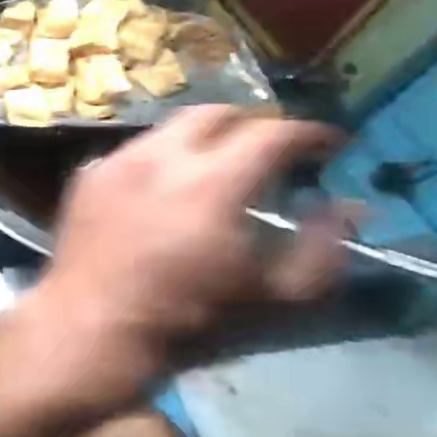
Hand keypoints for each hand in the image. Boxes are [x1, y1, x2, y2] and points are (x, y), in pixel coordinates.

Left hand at [0, 106, 347, 416]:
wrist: (92, 324)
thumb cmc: (189, 318)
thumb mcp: (275, 297)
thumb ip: (322, 247)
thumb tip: (349, 206)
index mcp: (211, 181)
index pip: (272, 132)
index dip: (309, 134)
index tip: (328, 145)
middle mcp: (159, 157)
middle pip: (214, 113)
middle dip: (252, 124)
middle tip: (270, 150)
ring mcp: (115, 162)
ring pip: (168, 128)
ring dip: (202, 139)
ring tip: (218, 167)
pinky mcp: (87, 175)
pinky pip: (132, 151)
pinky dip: (160, 158)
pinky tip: (166, 188)